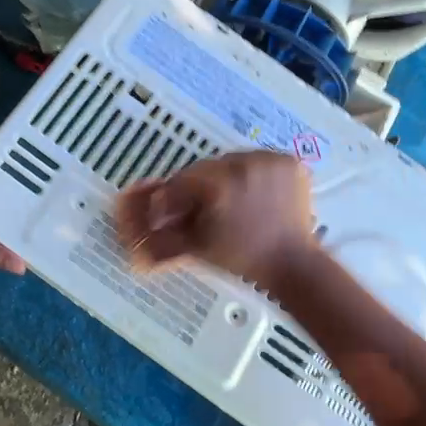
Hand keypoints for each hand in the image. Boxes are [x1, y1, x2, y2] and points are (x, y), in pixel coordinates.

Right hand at [114, 151, 320, 288]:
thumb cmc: (243, 259)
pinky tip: (253, 193)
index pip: (182, 181)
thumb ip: (162, 237)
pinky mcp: (289, 162)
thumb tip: (131, 239)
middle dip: (200, 187)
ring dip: (226, 176)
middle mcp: (244, 164)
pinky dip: (253, 173)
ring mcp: (269, 161)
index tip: (173, 211)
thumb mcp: (198, 248)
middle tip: (203, 208)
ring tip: (230, 201)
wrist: (293, 265)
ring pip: (233, 161)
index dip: (173, 197)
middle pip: (207, 169)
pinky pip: (260, 161)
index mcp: (218, 183)